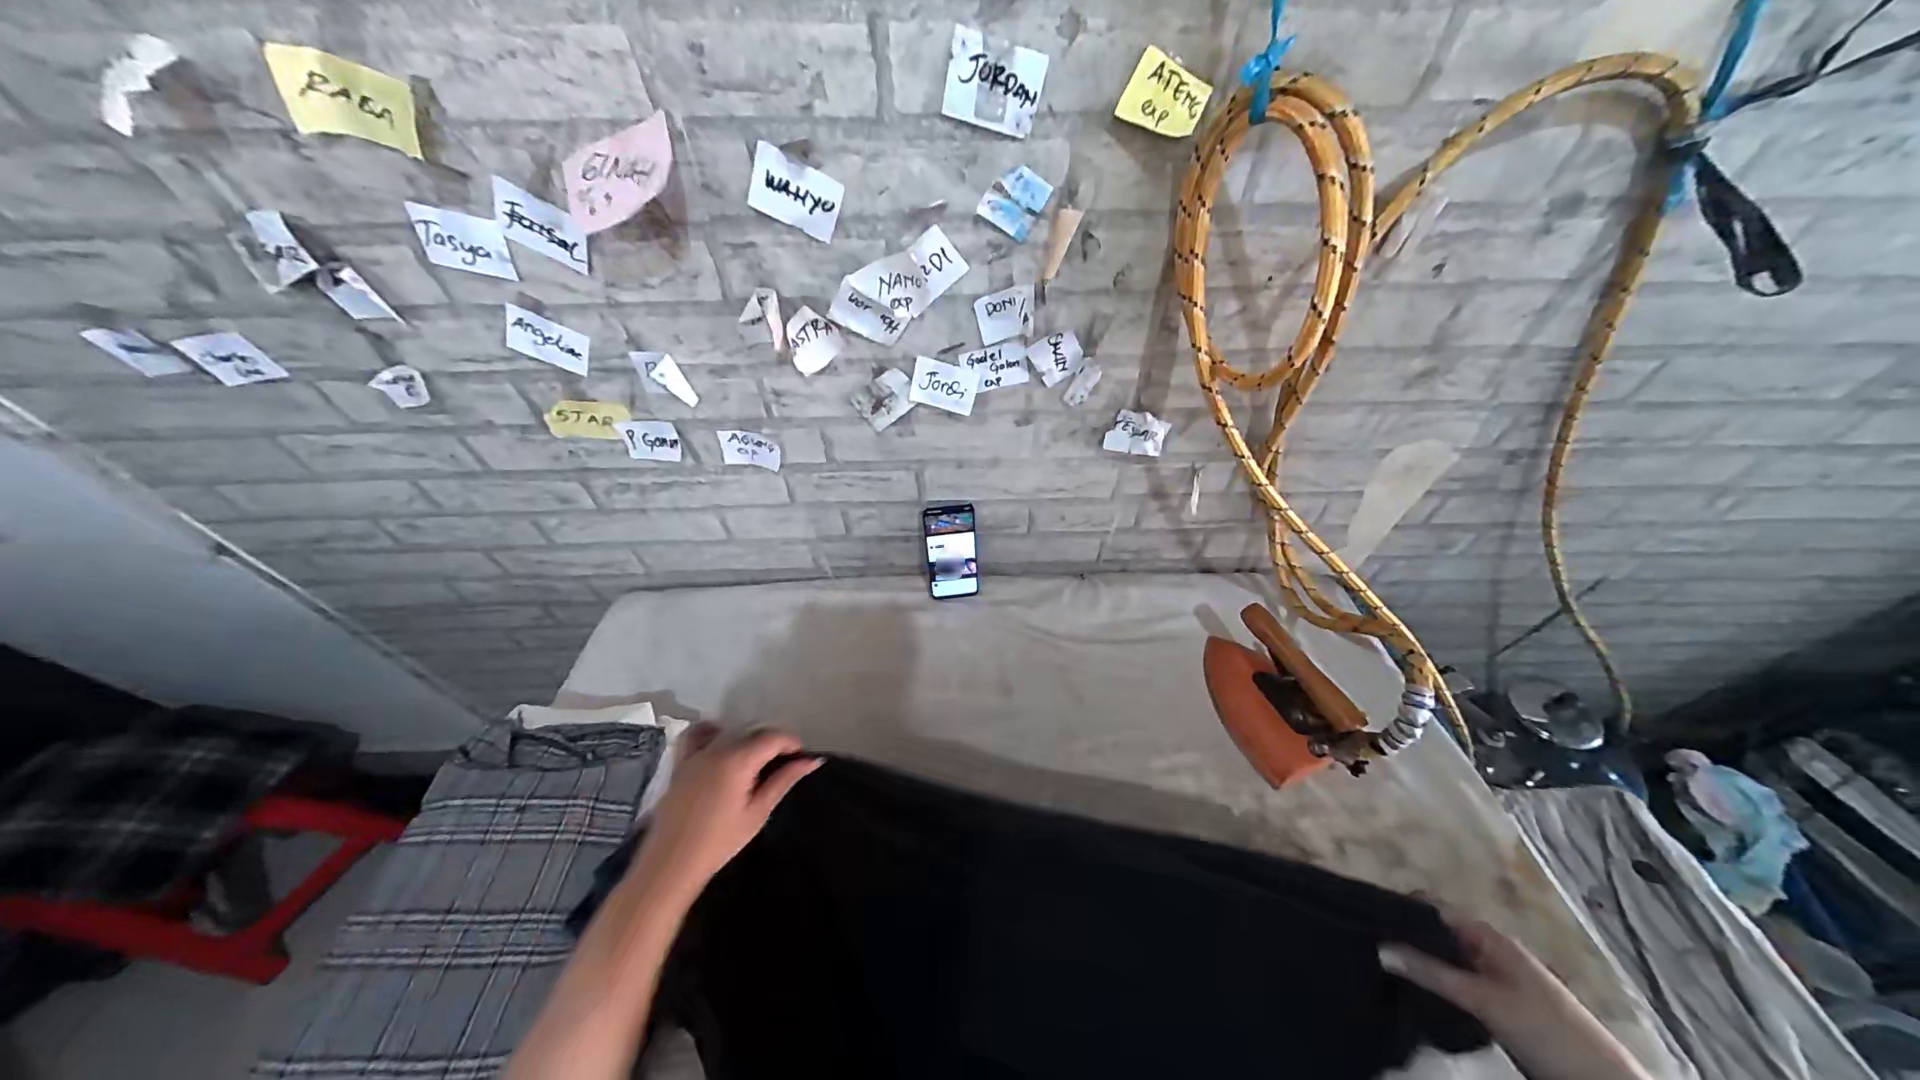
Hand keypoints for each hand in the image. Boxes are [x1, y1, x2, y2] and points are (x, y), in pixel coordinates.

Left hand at [630, 723, 820, 901]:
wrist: (671, 863)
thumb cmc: (719, 841)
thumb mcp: (758, 812)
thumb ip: (784, 781)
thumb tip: (811, 761)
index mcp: (738, 760)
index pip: (773, 737)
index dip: (792, 742)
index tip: (802, 757)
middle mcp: (717, 748)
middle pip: (753, 730)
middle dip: (774, 741)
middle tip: (785, 763)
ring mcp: (696, 753)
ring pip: (730, 730)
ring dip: (749, 737)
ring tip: (757, 759)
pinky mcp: (681, 762)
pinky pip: (698, 734)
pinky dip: (713, 731)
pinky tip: (722, 744)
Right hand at [1379, 914, 1653, 1079]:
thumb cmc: (1544, 1028)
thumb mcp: (1484, 999)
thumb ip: (1432, 973)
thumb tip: (1379, 946)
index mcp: (1488, 937)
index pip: (1433, 908)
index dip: (1400, 908)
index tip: (1364, 916)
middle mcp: (1487, 951)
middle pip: (1435, 933)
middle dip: (1403, 936)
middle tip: (1366, 944)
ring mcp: (1491, 979)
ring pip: (1442, 960)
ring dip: (1416, 962)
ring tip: (1378, 966)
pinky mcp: (1492, 1005)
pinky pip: (1451, 984)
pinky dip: (1430, 984)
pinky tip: (1409, 992)